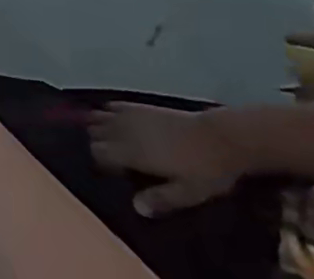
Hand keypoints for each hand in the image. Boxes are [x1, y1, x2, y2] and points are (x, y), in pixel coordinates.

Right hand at [88, 103, 246, 215]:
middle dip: (99, 143)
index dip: (102, 161)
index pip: (98, 151)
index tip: (117, 171)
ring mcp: (129, 115)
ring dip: (100, 126)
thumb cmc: (205, 169)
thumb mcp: (188, 192)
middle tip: (116, 157)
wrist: (219, 138)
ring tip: (114, 138)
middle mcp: (123, 130)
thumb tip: (136, 207)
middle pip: (94, 132)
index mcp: (131, 152)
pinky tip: (120, 121)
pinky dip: (108, 112)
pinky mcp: (138, 106)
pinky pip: (111, 106)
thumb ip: (161, 198)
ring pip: (98, 116)